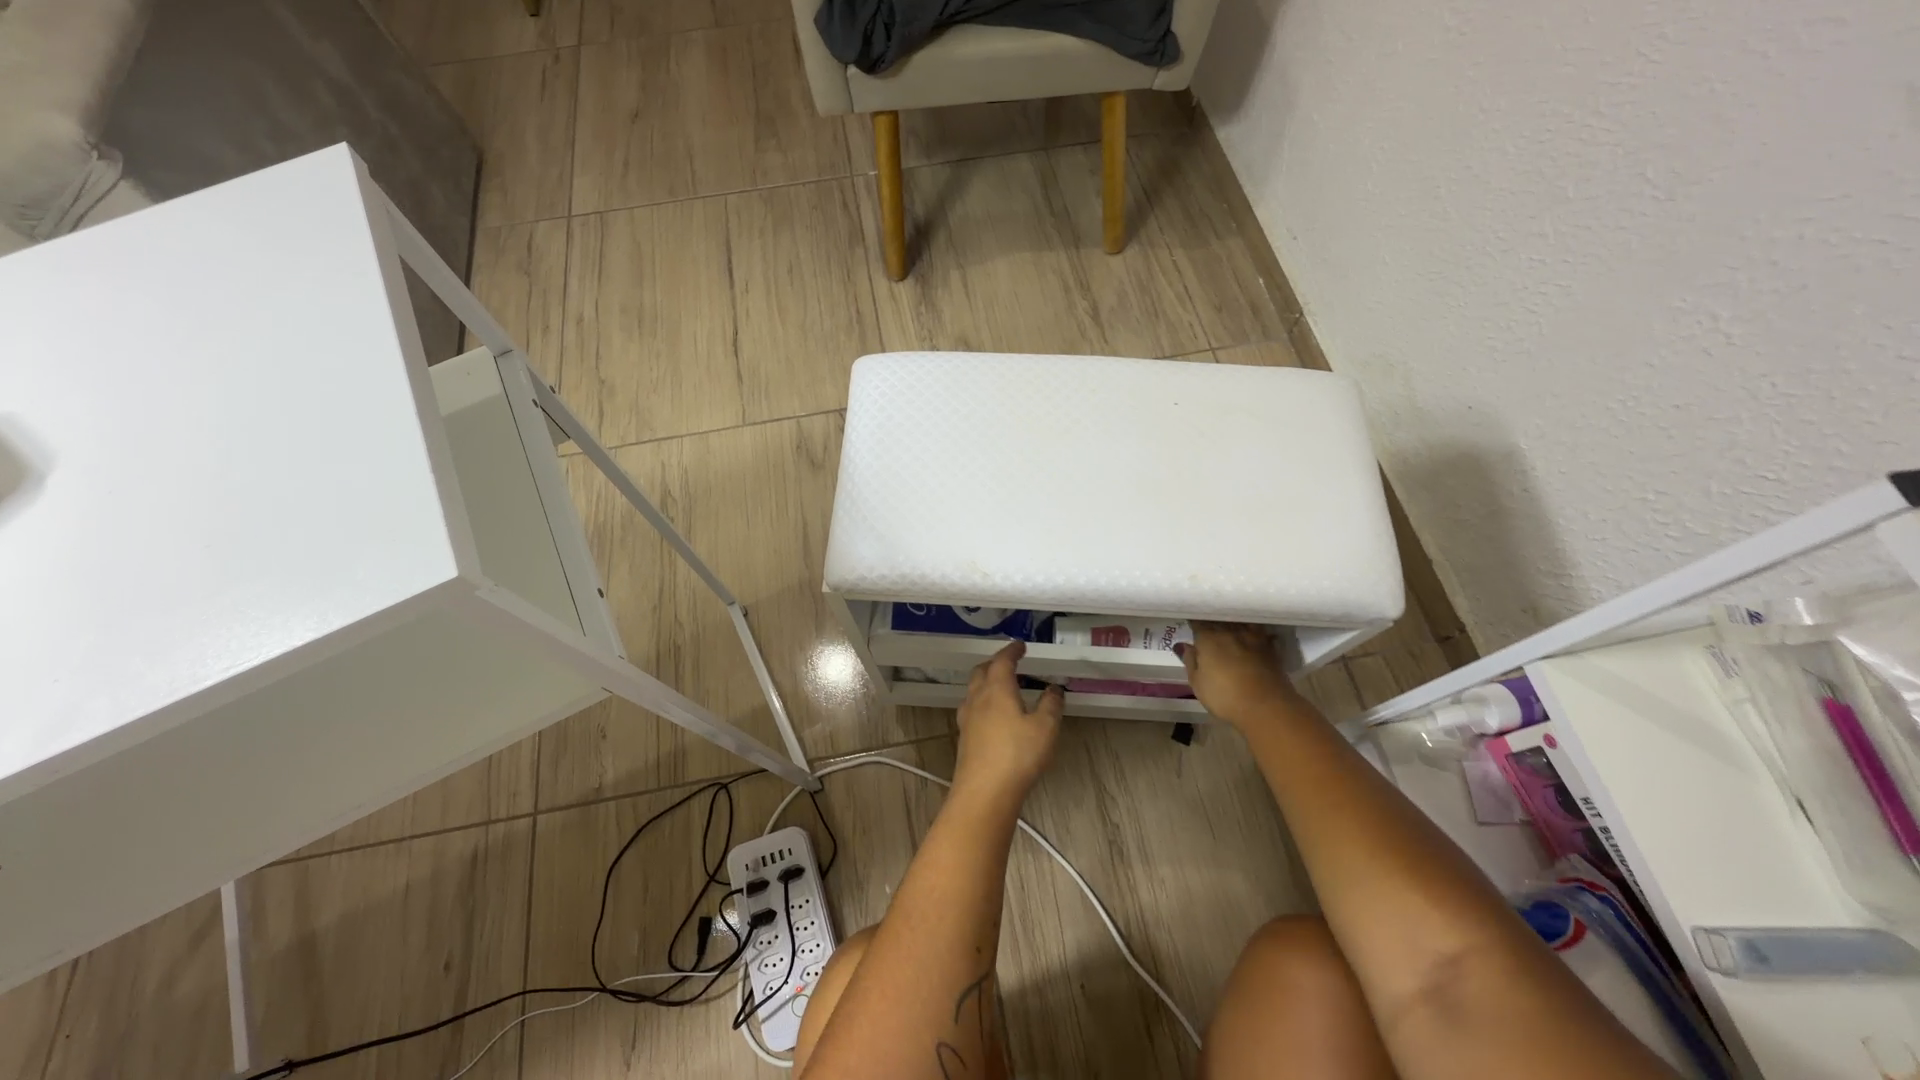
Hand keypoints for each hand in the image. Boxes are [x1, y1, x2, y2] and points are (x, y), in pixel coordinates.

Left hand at [953, 641, 1062, 804]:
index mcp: (997, 689)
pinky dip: (983, 702)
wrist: (984, 792)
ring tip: (1002, 687)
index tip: (1020, 645)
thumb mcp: (1045, 728)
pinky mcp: (964, 738)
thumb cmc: (1018, 755)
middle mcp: (977, 699)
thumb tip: (1054, 688)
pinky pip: (972, 709)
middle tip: (1009, 664)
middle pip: (981, 672)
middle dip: (994, 664)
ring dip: (986, 682)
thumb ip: (1051, 705)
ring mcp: (967, 719)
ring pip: (973, 691)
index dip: (1011, 651)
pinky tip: (992, 716)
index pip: (1002, 661)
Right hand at [1174, 622, 1302, 727]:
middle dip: (1211, 622)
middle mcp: (1229, 632)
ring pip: (1238, 623)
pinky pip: (1257, 631)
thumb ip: (1190, 661)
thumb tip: (1182, 645)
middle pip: (1218, 621)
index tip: (1190, 626)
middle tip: (1206, 626)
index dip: (1193, 624)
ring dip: (1231, 624)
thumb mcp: (1198, 684)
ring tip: (1227, 628)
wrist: (1266, 706)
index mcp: (1208, 639)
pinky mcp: (1269, 646)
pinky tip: (1251, 634)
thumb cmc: (1225, 697)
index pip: (1197, 623)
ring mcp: (1251, 637)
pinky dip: (1252, 630)